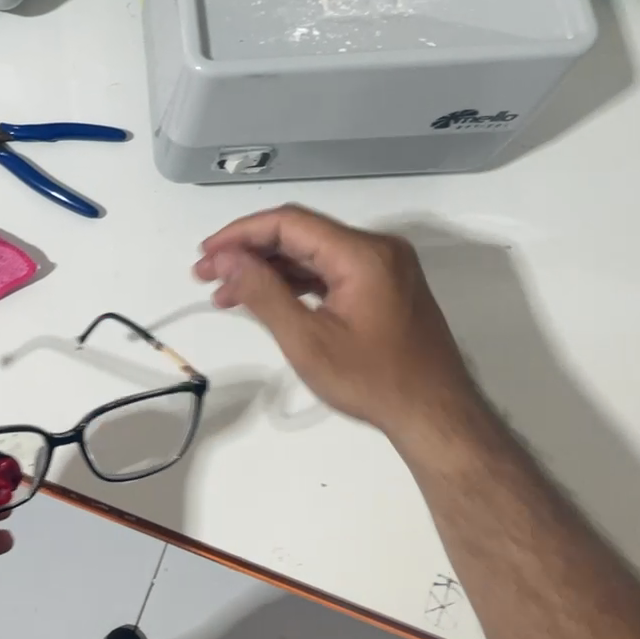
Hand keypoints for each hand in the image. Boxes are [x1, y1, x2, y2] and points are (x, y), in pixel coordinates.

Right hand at [195, 204, 479, 442]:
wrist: (435, 415)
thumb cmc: (371, 380)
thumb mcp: (307, 340)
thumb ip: (262, 292)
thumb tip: (225, 259)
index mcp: (362, 254)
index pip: (289, 223)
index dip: (240, 234)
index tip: (204, 256)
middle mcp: (376, 249)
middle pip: (300, 234)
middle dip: (248, 251)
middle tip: (205, 275)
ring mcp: (383, 267)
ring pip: (312, 253)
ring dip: (267, 268)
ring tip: (224, 292)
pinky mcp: (383, 286)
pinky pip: (329, 271)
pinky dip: (293, 281)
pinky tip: (263, 298)